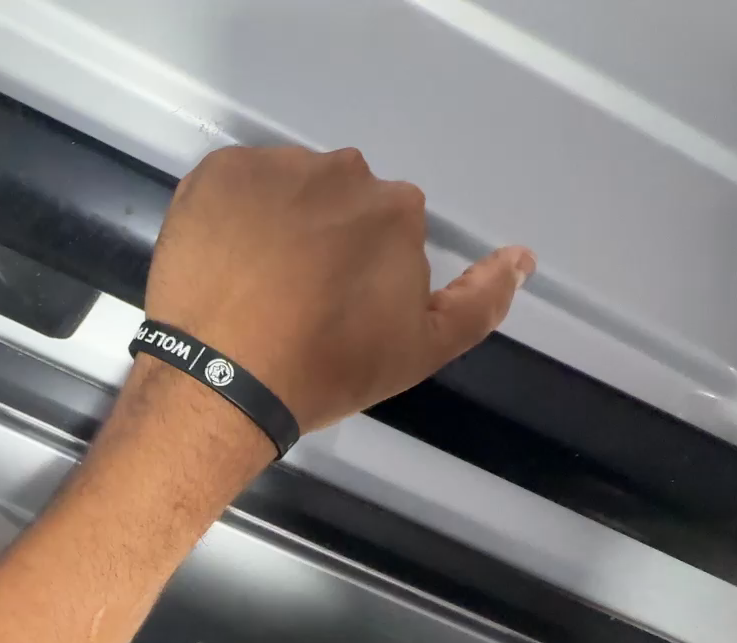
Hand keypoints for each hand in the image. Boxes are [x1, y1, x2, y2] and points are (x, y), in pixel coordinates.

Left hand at [142, 145, 533, 435]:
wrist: (223, 380)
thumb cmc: (324, 371)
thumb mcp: (417, 352)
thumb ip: (478, 303)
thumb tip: (522, 257)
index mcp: (396, 210)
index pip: (380, 233)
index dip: (354, 274)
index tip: (328, 311)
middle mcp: (341, 172)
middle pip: (332, 204)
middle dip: (317, 242)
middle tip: (286, 302)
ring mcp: (273, 168)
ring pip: (281, 192)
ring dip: (272, 226)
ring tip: (247, 286)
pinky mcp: (215, 173)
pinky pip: (230, 186)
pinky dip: (226, 216)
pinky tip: (218, 262)